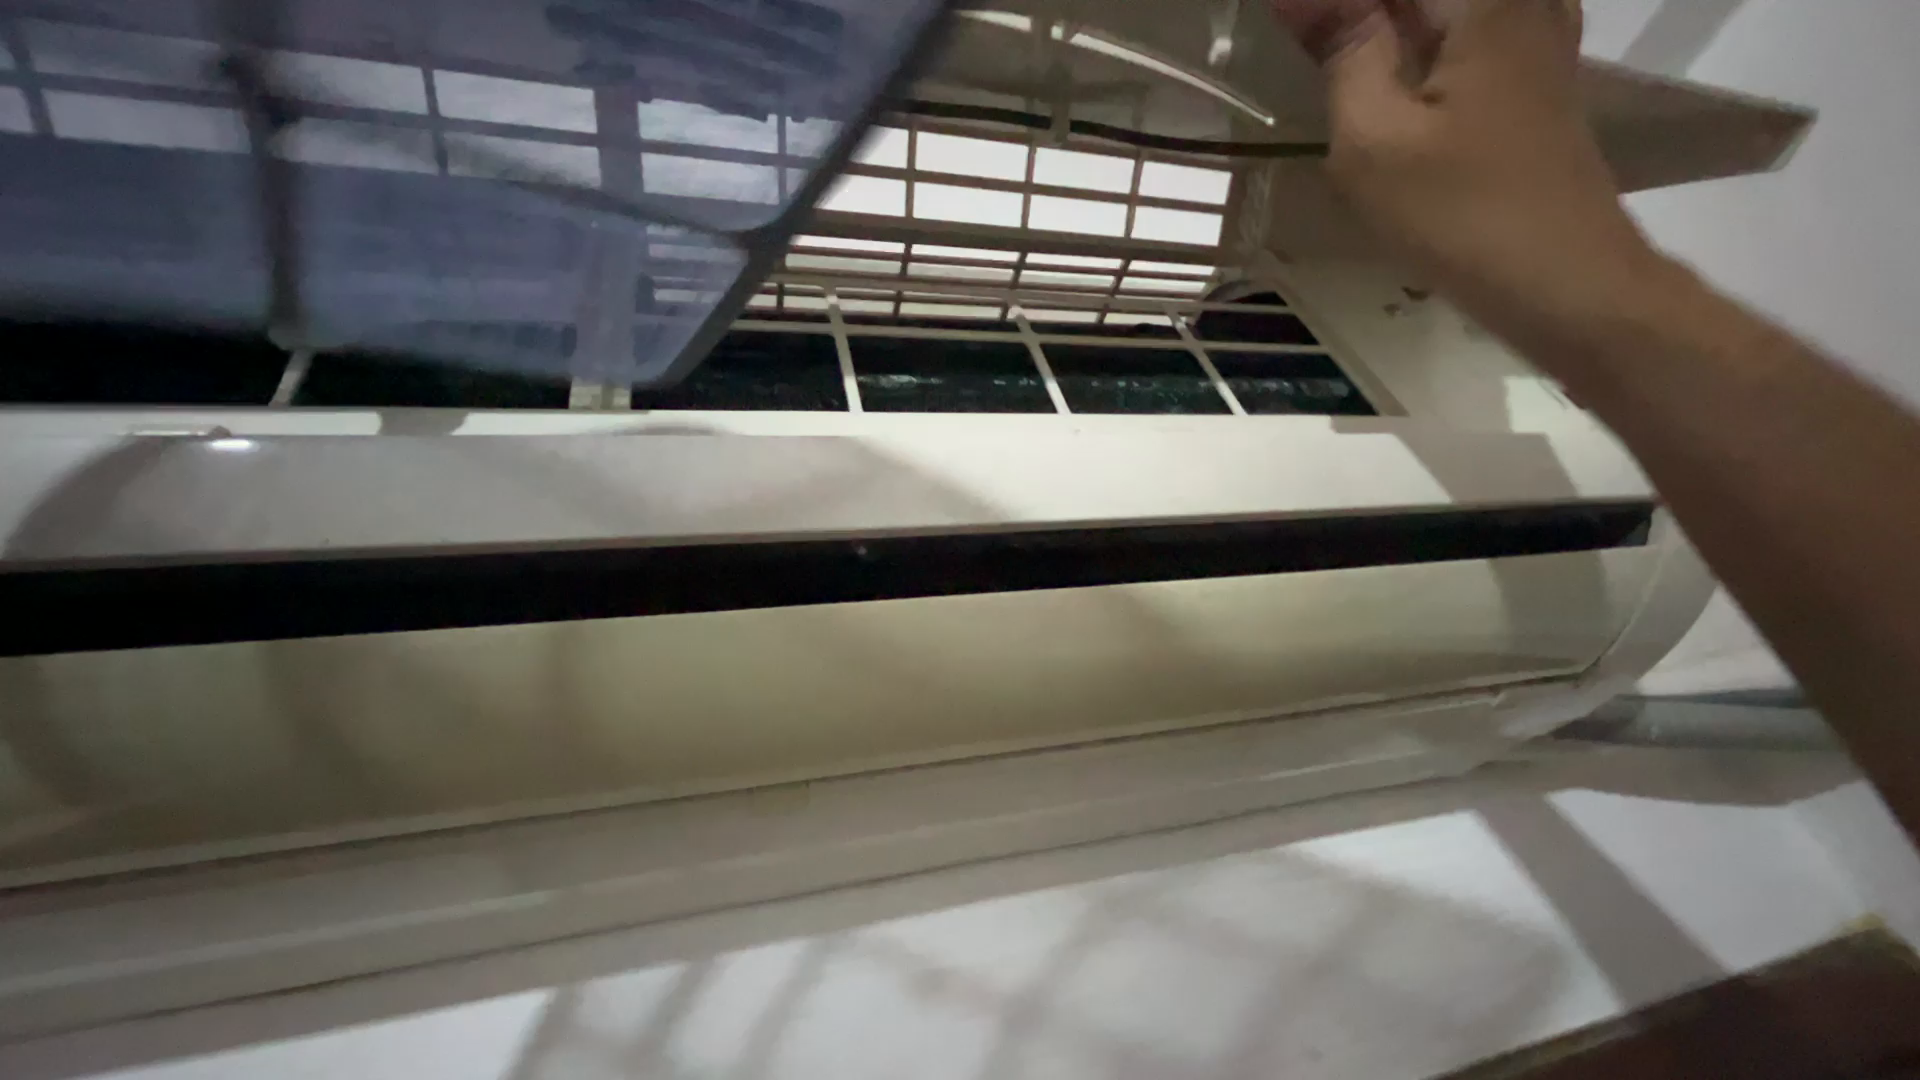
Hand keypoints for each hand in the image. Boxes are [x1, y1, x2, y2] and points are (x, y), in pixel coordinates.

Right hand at [1269, 0, 1675, 362]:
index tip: (1281, 18)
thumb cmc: (1456, 210)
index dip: (1329, 6)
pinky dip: (1423, 42)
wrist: (1558, 276)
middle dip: (1361, 15)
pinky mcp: (1537, 78)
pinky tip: (1386, 71)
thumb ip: (1344, 54)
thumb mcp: (1374, 138)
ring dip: (1388, 28)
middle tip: (1310, 36)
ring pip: (1449, 13)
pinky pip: (1470, 32)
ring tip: (1338, 51)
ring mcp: (1540, 36)